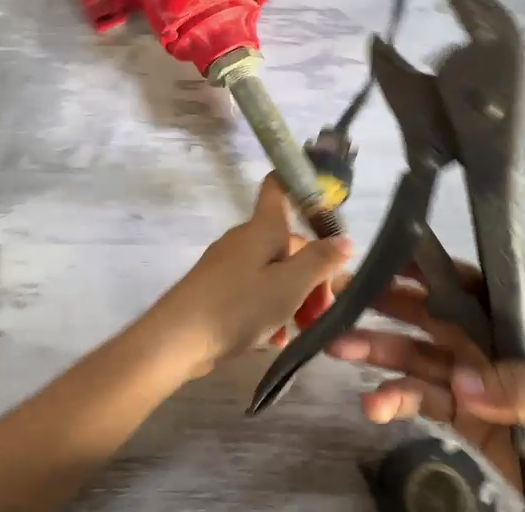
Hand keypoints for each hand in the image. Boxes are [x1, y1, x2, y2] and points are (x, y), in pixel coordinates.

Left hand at [140, 176, 353, 378]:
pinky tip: (275, 340)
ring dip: (294, 297)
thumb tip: (345, 239)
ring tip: (302, 330)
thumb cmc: (238, 305)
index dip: (299, 184)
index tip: (326, 203)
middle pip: (288, 243)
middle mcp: (246, 238)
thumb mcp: (289, 286)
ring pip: (274, 271)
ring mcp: (230, 263)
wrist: (178, 337)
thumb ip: (319, 262)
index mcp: (263, 228)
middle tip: (325, 310)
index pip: (278, 188)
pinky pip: (256, 291)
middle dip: (312, 273)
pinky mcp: (219, 288)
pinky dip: (271, 310)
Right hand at [322, 264, 524, 511]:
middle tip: (340, 298)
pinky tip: (374, 407)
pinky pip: (425, 401)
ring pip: (420, 358)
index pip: (472, 287)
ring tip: (339, 350)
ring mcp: (481, 388)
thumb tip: (458, 378)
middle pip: (434, 317)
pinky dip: (396, 399)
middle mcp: (496, 350)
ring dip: (381, 352)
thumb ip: (524, 392)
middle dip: (388, 305)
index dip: (430, 270)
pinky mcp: (471, 424)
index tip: (385, 258)